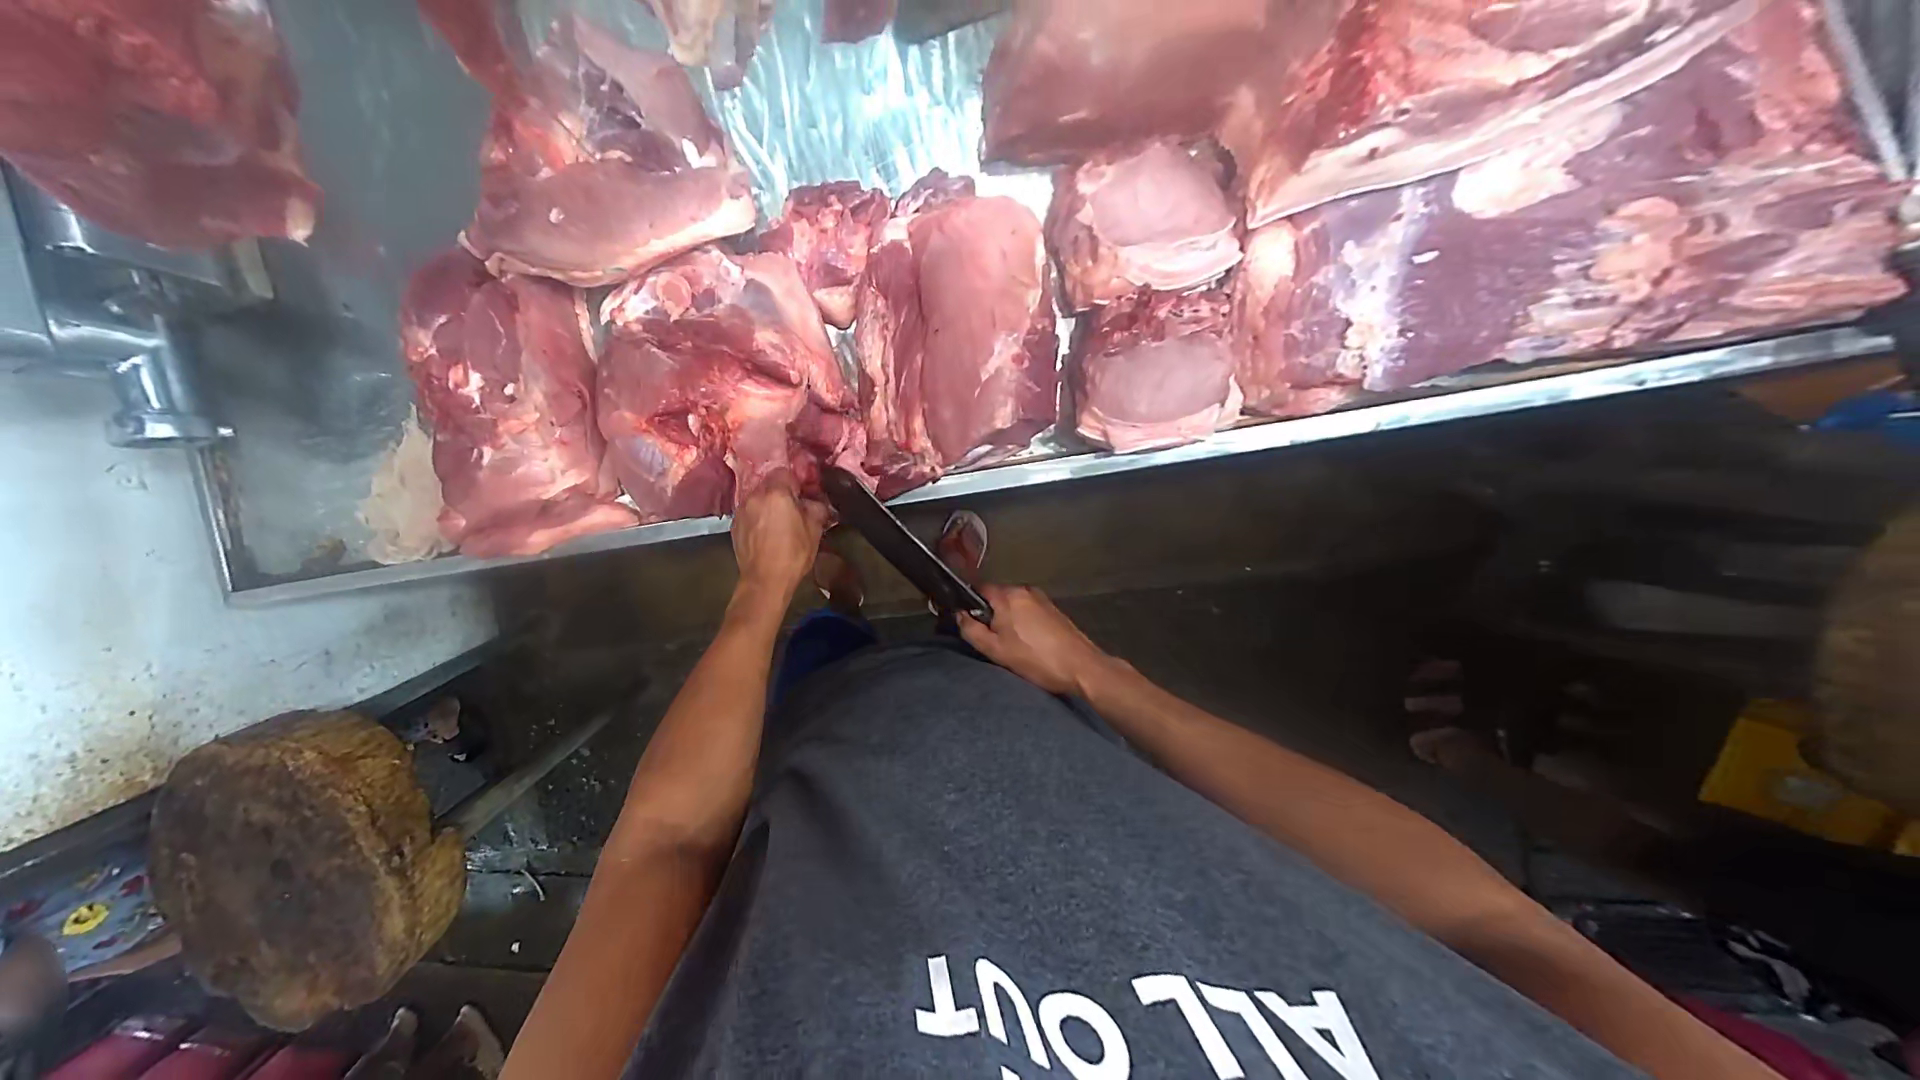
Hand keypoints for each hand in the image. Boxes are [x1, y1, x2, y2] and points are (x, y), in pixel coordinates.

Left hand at [731, 471, 827, 597]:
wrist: (765, 581)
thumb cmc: (793, 554)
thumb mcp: (814, 530)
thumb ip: (816, 508)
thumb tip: (814, 502)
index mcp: (776, 493)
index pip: (786, 472)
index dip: (797, 482)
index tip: (804, 495)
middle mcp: (755, 496)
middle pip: (770, 483)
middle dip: (782, 492)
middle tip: (795, 509)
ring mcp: (741, 510)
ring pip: (758, 497)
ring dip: (769, 504)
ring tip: (780, 522)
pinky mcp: (734, 524)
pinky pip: (750, 511)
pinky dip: (758, 516)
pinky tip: (767, 533)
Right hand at [958, 585, 1115, 696]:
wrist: (1081, 667)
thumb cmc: (1035, 659)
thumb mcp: (995, 650)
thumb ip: (971, 630)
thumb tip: (960, 615)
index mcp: (1008, 595)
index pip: (978, 589)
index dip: (969, 605)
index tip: (969, 624)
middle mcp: (1025, 589)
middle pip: (997, 597)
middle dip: (990, 615)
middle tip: (992, 641)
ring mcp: (1042, 598)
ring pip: (1013, 605)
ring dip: (1008, 620)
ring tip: (1012, 645)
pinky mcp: (1053, 609)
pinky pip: (1028, 611)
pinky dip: (1023, 622)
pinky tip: (1029, 643)